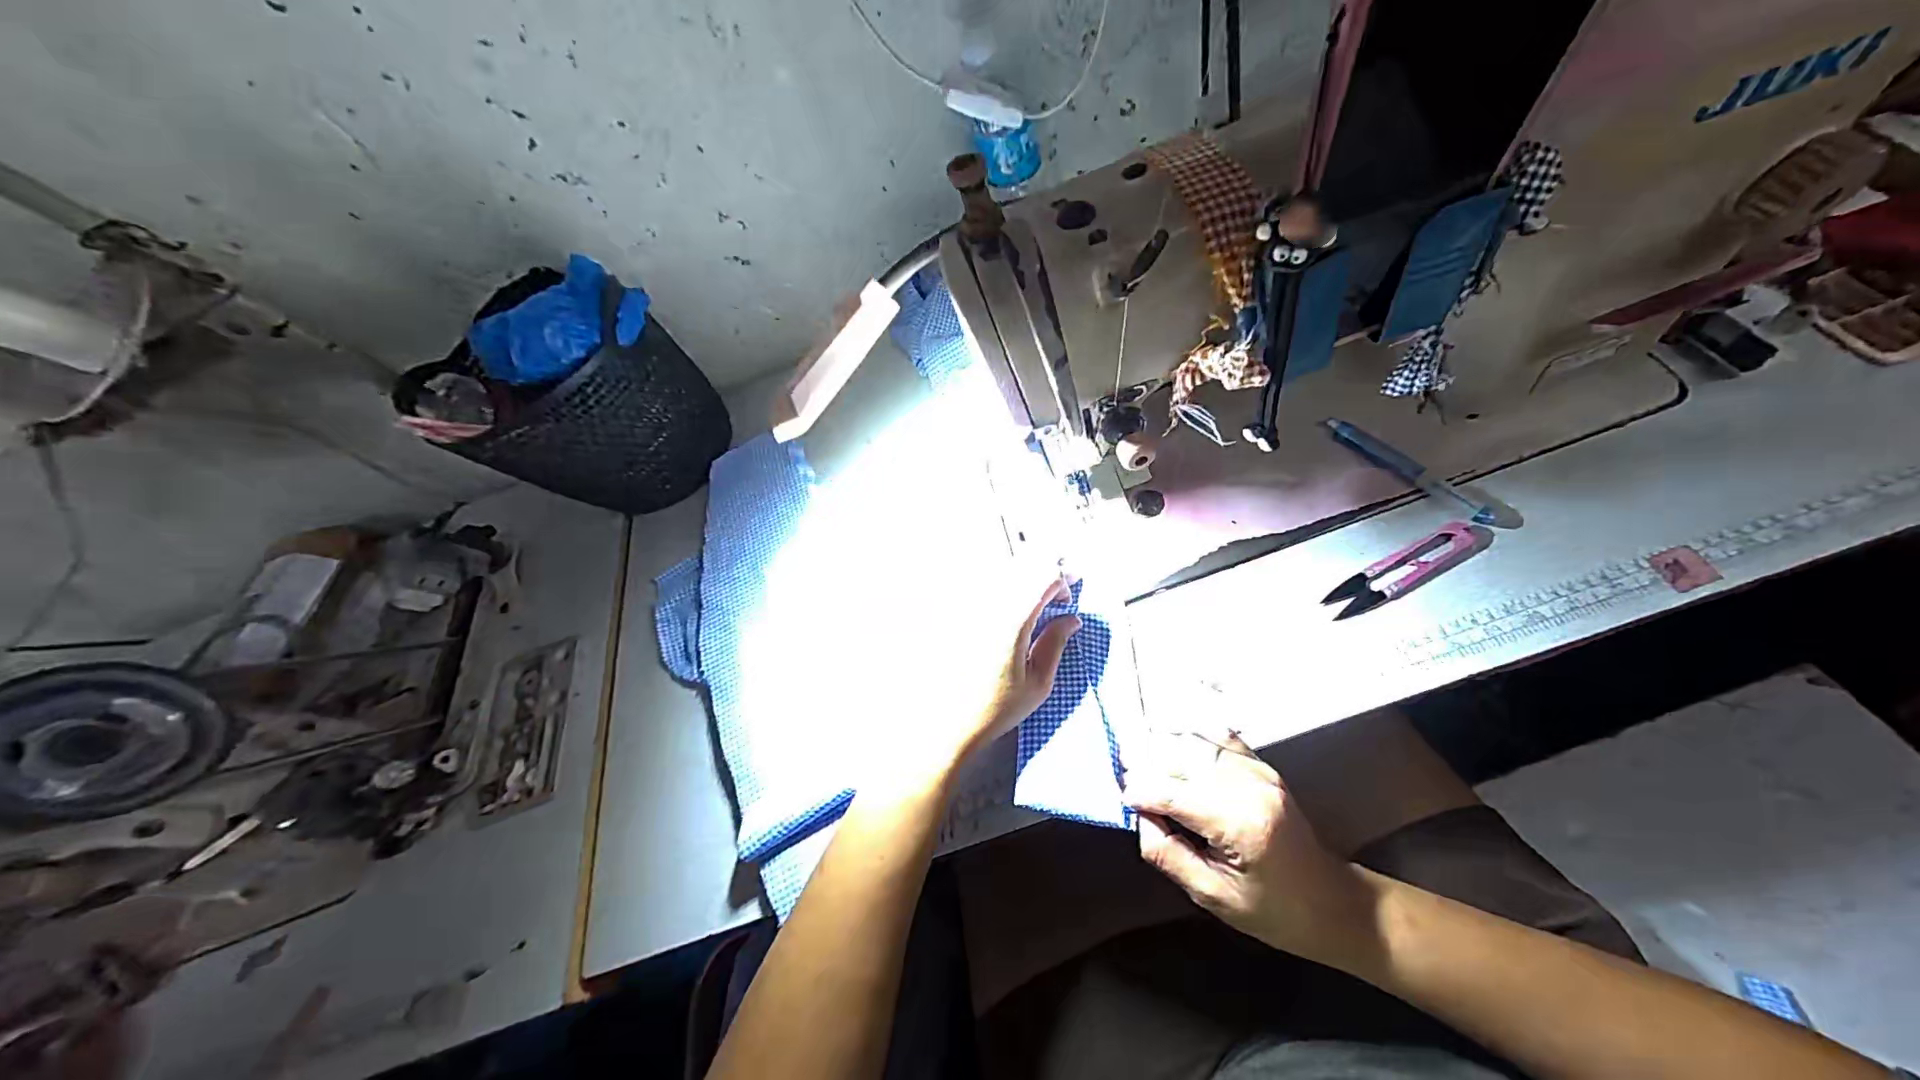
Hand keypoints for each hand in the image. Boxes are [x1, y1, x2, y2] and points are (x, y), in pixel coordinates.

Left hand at [966, 576, 1080, 755]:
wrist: (943, 724)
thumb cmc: (995, 709)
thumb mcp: (1038, 683)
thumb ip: (1056, 643)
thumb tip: (1071, 618)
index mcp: (1011, 620)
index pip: (1043, 576)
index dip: (1063, 579)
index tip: (1070, 594)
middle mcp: (986, 604)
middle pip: (1021, 565)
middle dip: (1043, 573)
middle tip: (1055, 594)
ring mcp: (964, 605)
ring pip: (999, 570)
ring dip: (1021, 578)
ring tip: (1032, 601)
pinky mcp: (949, 612)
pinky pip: (977, 583)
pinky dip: (998, 586)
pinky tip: (1003, 608)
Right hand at [1123, 729, 1379, 967]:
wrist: (1333, 902)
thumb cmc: (1273, 911)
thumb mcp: (1212, 896)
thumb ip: (1168, 853)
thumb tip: (1138, 817)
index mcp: (1239, 824)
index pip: (1172, 794)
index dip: (1139, 791)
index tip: (1120, 795)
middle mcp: (1249, 786)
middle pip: (1180, 757)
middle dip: (1146, 763)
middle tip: (1125, 774)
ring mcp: (1258, 770)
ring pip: (1195, 740)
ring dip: (1164, 748)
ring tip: (1144, 762)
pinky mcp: (1262, 765)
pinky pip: (1217, 737)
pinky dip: (1191, 737)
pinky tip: (1174, 746)